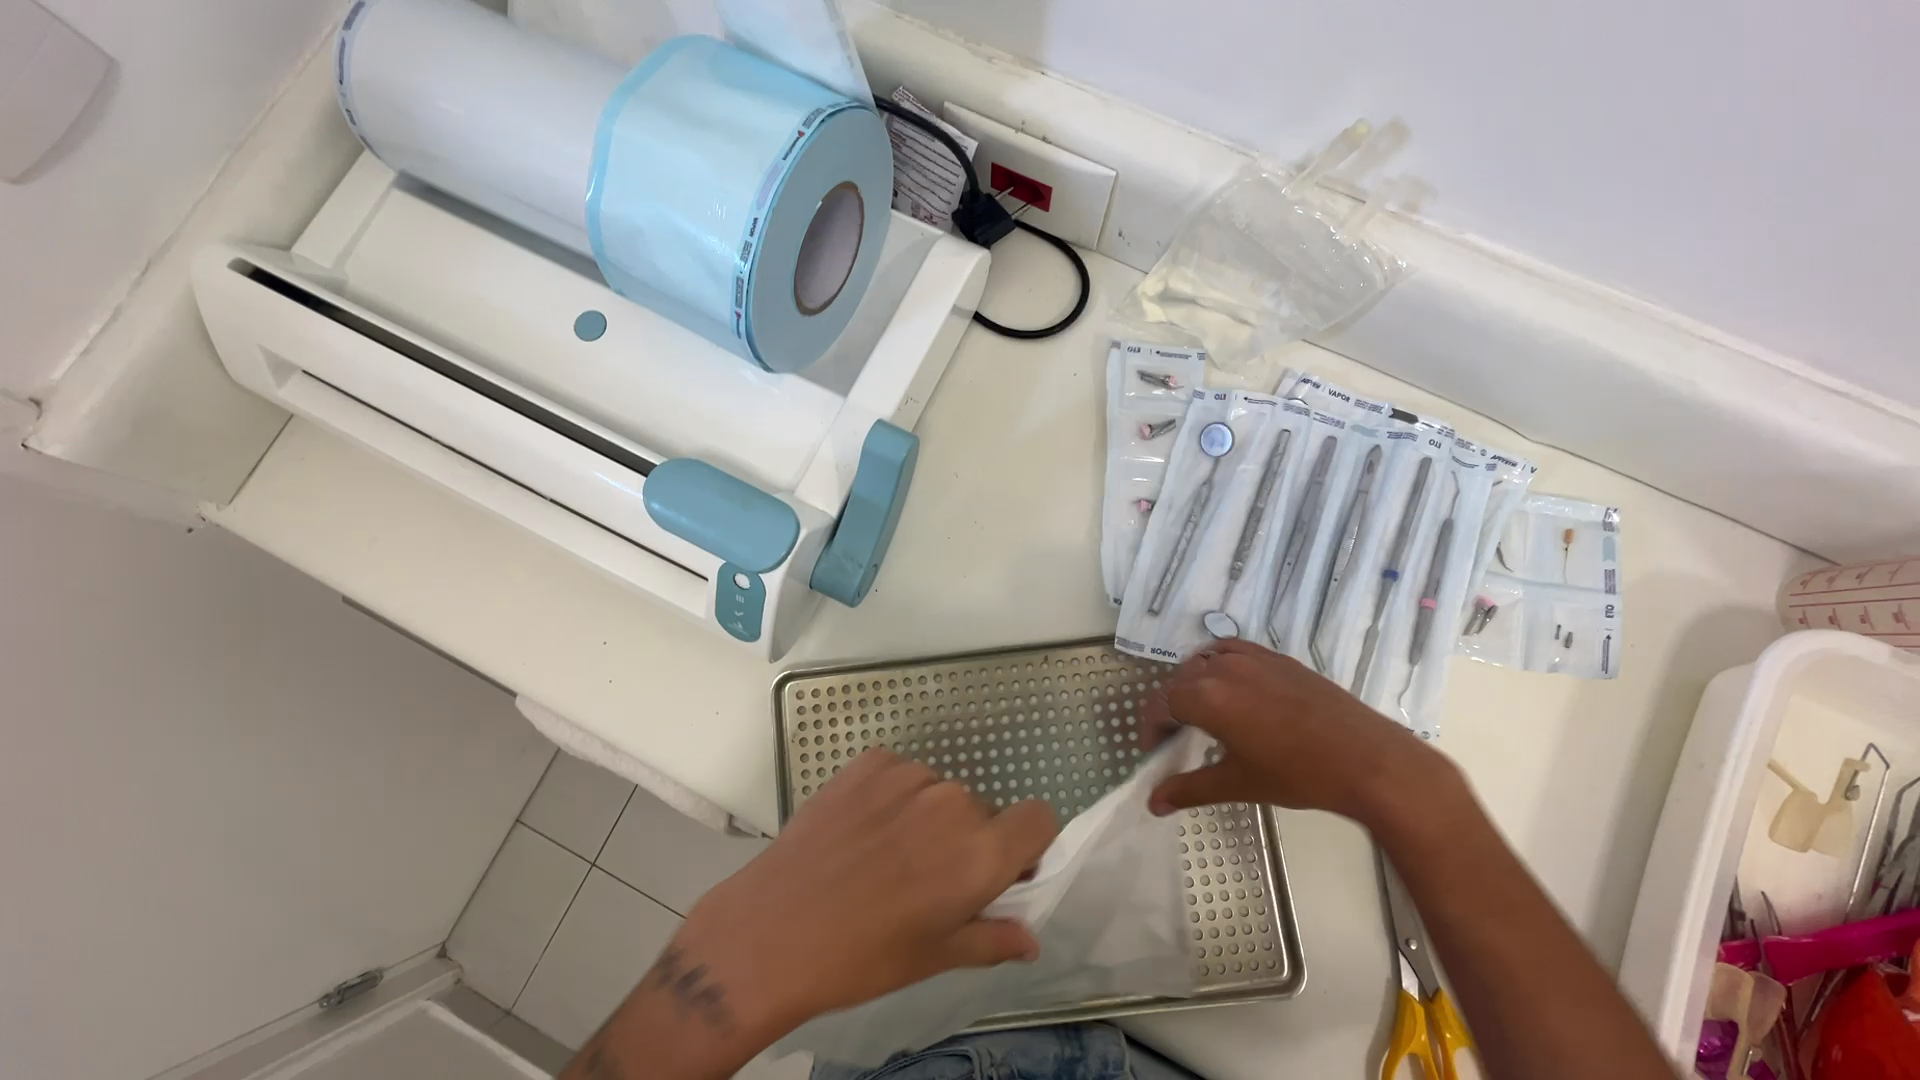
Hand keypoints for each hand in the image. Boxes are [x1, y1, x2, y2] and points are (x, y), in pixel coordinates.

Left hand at [673, 750, 1058, 1039]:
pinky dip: (892, 798)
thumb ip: (993, 939)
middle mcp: (953, 802)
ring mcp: (907, 776)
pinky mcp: (868, 763)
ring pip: (939, 793)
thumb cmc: (862, 957)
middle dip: (967, 841)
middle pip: (984, 811)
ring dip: (928, 818)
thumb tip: (1030, 939)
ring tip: (885, 857)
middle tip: (927, 880)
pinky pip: (900, 774)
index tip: (999, 873)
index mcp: (981, 852)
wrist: (771, 930)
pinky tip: (861, 832)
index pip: (1040, 818)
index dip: (1026, 845)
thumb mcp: (935, 958)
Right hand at [1143, 638, 1452, 824]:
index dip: (1152, 727)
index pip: (1161, 703)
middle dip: (1171, 707)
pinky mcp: (1279, 658)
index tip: (1155, 751)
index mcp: (1206, 696)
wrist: (1368, 760)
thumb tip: (1153, 803)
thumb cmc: (1297, 774)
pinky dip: (1221, 665)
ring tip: (1204, 714)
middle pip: (1180, 680)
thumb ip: (1188, 789)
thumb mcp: (1237, 784)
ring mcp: (1254, 658)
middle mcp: (1223, 667)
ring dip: (1195, 683)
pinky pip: (1234, 651)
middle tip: (1177, 738)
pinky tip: (1234, 690)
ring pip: (1206, 661)